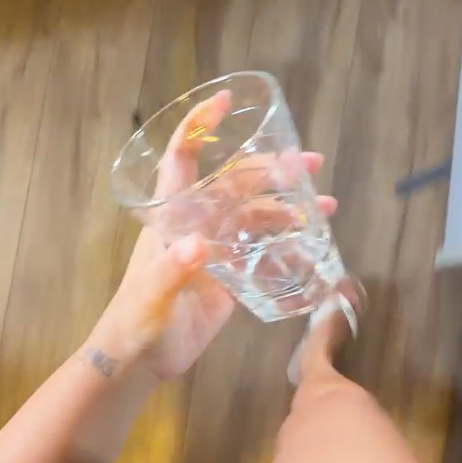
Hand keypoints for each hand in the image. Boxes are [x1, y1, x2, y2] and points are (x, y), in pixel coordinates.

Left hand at [88, 90, 336, 380]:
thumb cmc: (135, 321)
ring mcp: (213, 250)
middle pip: (233, 184)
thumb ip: (171, 270)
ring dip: (287, 206)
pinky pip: (261, 250)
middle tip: (312, 163)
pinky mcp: (228, 277)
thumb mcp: (151, 295)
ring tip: (326, 204)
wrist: (139, 360)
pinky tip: (312, 242)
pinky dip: (287, 242)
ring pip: (254, 216)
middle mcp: (194, 225)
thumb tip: (197, 246)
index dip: (199, 127)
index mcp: (170, 218)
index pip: (181, 160)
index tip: (226, 101)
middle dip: (270, 168)